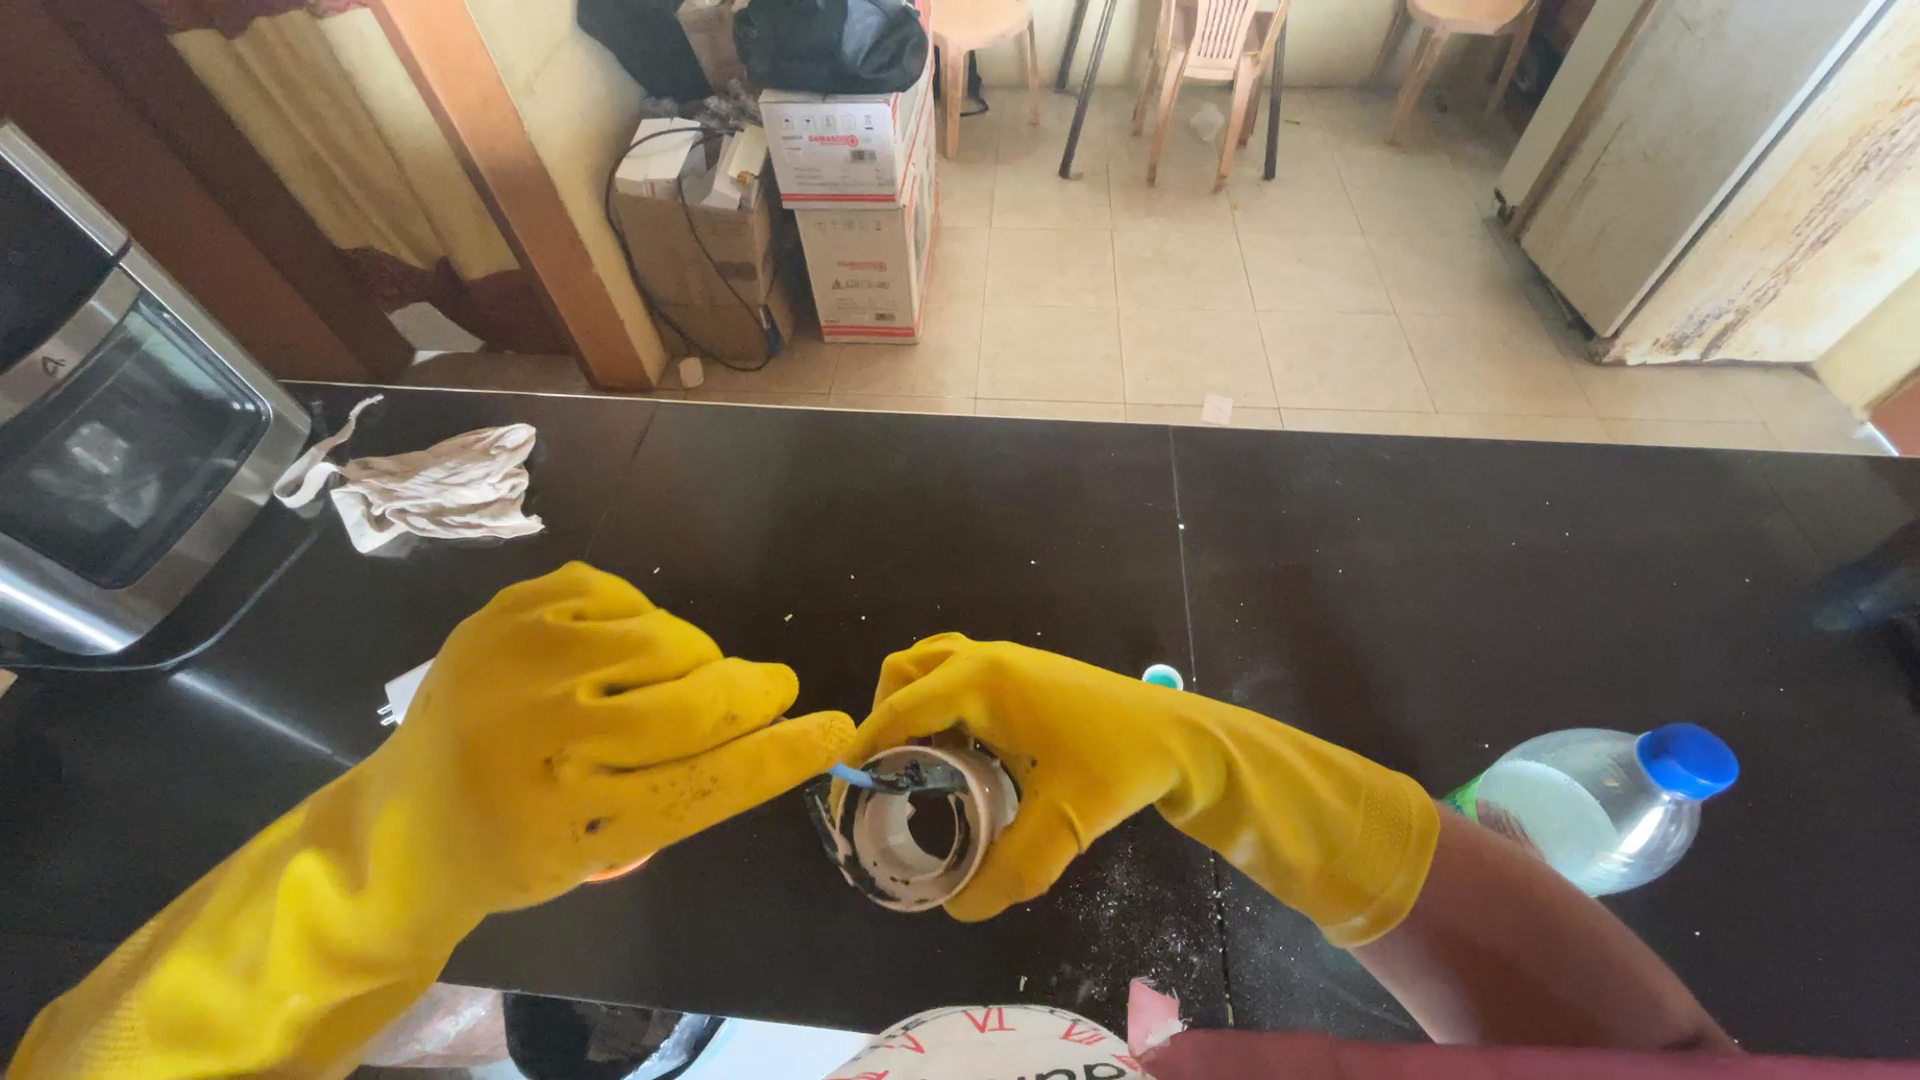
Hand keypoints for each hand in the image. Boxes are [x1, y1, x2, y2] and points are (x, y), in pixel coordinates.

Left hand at [384, 561, 853, 911]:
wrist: (404, 821)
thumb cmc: (524, 843)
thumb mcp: (610, 847)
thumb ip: (693, 784)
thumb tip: (768, 710)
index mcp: (578, 821)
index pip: (715, 779)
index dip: (787, 751)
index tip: (835, 727)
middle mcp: (548, 738)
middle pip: (704, 702)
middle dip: (756, 693)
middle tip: (770, 689)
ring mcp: (522, 663)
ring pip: (672, 639)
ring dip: (691, 660)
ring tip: (659, 684)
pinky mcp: (506, 612)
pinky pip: (623, 597)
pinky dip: (638, 622)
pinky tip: (607, 653)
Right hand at [847, 634, 1437, 944]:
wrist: (1181, 737)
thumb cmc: (1118, 767)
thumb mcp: (1061, 825)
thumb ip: (1007, 870)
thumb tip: (958, 910)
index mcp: (984, 682)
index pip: (901, 710)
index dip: (864, 749)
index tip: (845, 790)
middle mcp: (987, 658)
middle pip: (905, 673)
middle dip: (885, 718)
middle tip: (890, 775)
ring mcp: (1009, 659)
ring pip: (932, 664)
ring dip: (912, 703)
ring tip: (920, 760)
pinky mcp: (1025, 670)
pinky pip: (959, 671)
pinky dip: (942, 701)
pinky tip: (964, 749)